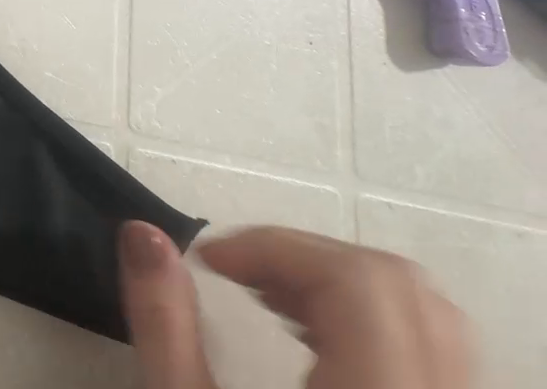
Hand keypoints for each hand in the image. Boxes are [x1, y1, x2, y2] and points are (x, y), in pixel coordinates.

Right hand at [119, 221, 474, 388]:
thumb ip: (161, 321)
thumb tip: (141, 233)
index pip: (356, 276)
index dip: (274, 246)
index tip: (209, 260)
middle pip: (400, 283)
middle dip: (305, 257)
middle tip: (236, 274)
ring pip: (430, 312)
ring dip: (338, 283)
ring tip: (267, 299)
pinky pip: (439, 347)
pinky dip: (371, 317)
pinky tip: (311, 336)